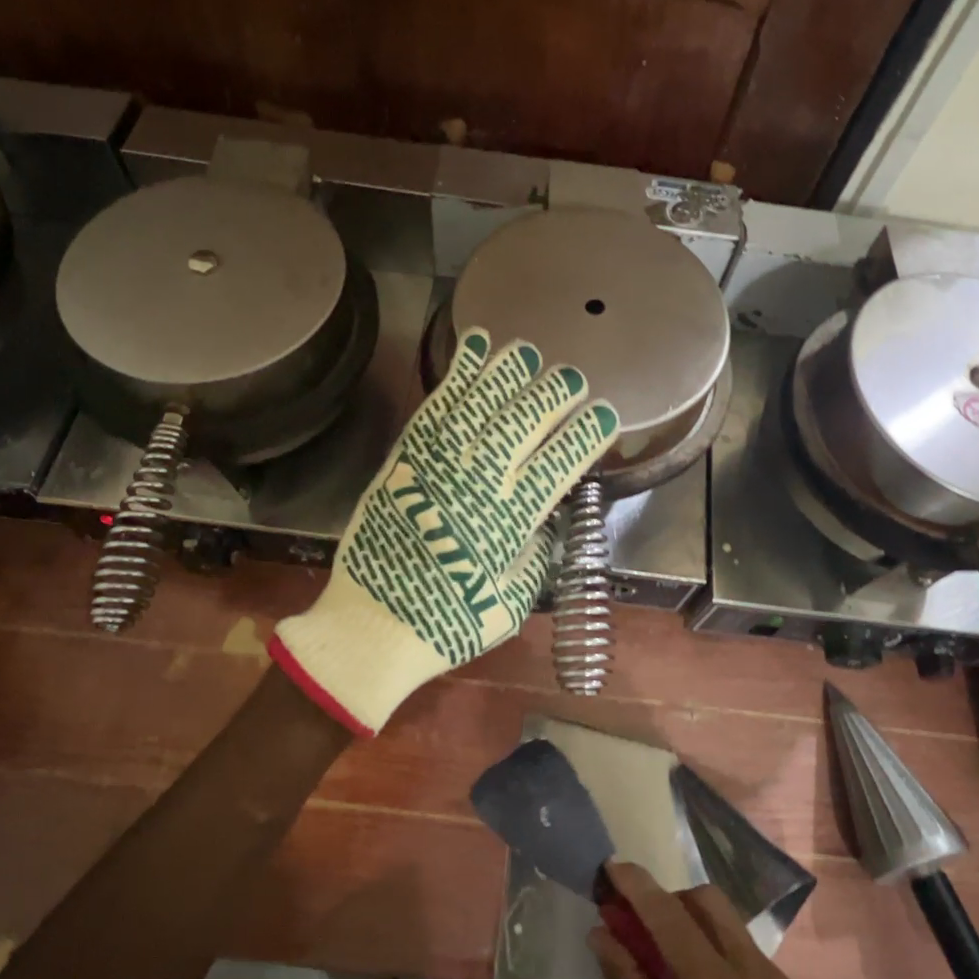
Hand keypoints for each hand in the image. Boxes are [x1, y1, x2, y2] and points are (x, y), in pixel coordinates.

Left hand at [269, 327, 619, 734]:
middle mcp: (478, 483)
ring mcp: (437, 466)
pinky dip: (456, 377)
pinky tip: (472, 351)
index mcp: (511, 520)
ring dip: (504, 373)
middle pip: (522, 423)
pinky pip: (435, 409)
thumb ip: (533, 556)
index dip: (586, 434)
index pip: (560, 462)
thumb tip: (541, 522)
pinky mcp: (403, 460)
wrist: (373, 627)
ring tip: (524, 351)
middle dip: (553, 394)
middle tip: (571, 378)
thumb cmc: (448, 623)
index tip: (605, 414)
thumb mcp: (512, 601)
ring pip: (478, 405)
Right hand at [591, 862, 807, 978]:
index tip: (611, 866)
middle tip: (638, 925)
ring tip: (665, 961)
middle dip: (669, 901)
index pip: (671, 916)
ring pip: (731, 926)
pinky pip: (747, 954)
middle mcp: (757, 974)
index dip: (638, 887)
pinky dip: (717, 954)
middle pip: (708, 903)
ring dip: (694, 927)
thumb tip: (603, 934)